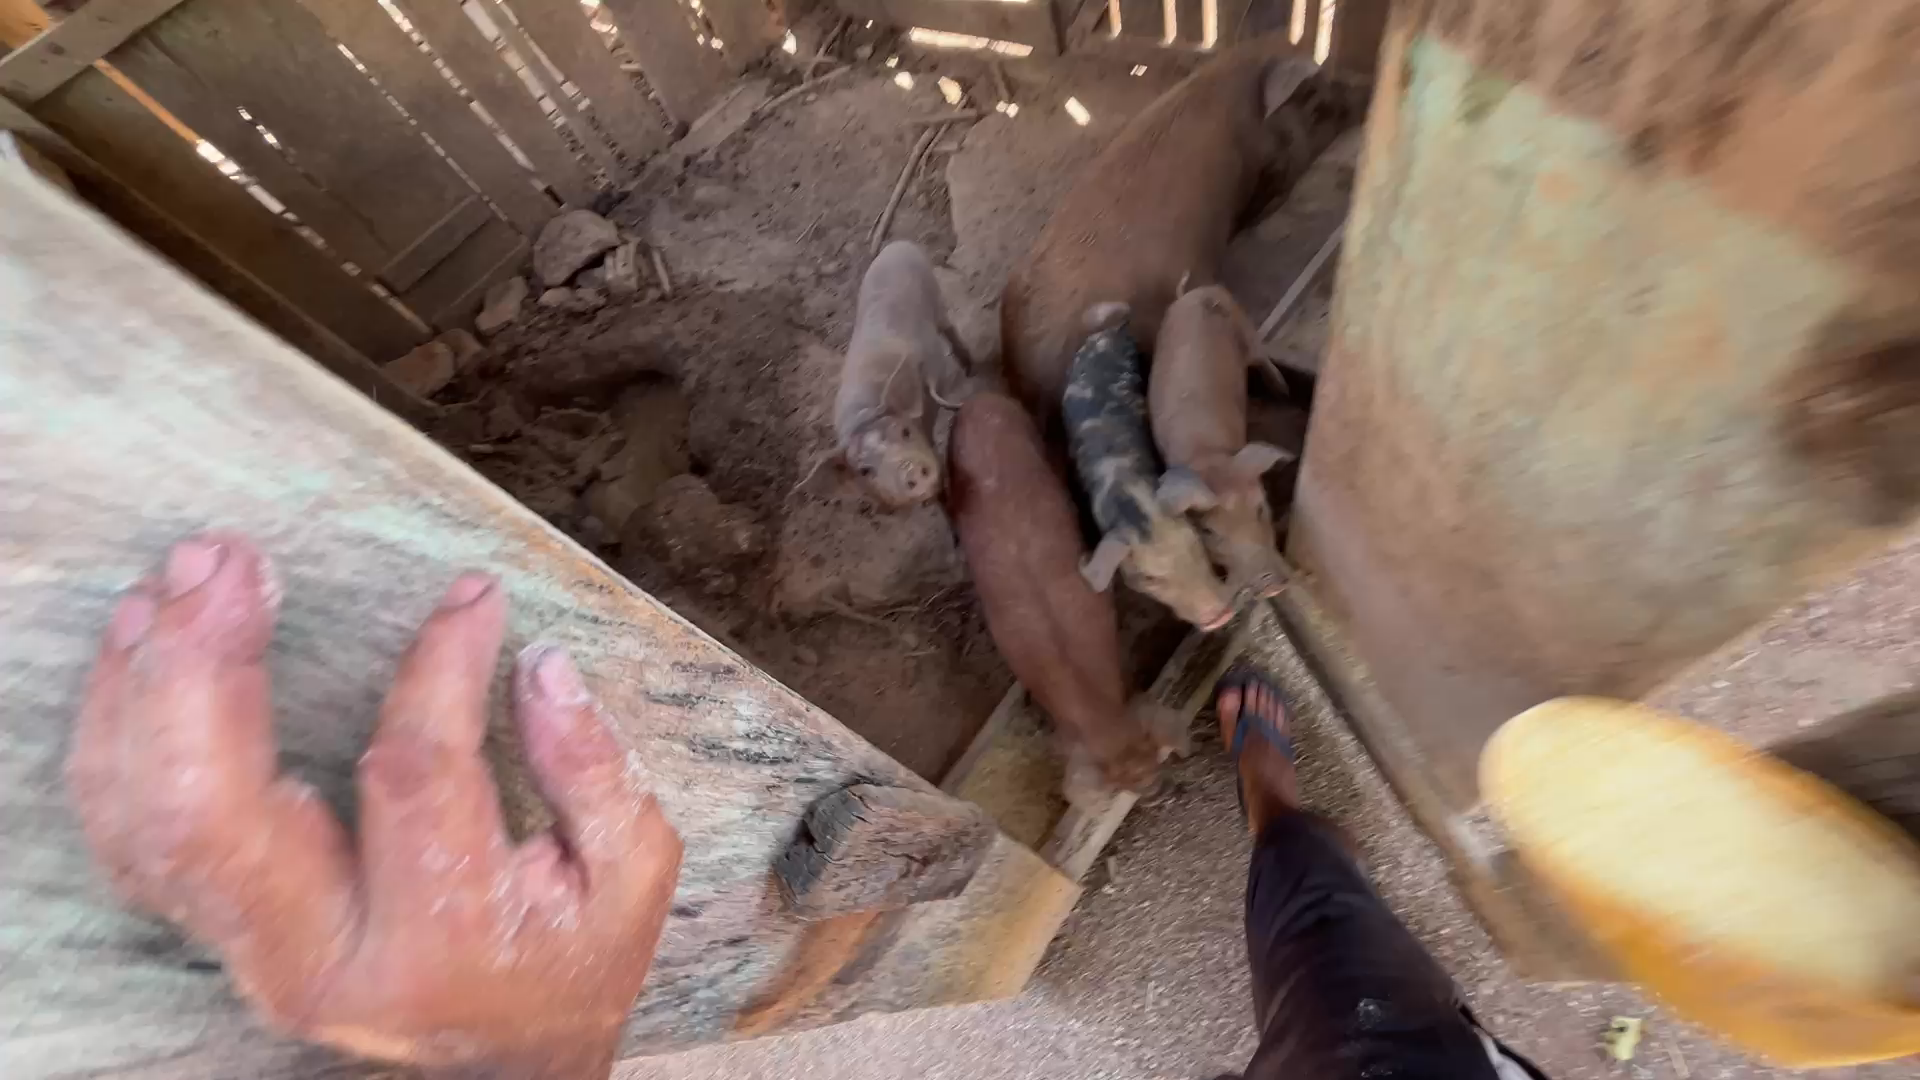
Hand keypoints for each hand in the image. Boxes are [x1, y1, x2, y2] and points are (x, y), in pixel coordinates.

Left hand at [67, 533, 682, 1077]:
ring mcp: (258, 953)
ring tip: (177, 582)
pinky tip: (146, 655)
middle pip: (216, 811)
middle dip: (206, 669)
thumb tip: (541, 665)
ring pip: (150, 824)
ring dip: (146, 689)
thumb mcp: (636, 865)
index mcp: (442, 933)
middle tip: (226, 562)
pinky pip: (145, 837)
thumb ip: (594, 767)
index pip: (417, 773)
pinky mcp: (236, 935)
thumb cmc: (587, 956)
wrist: (511, 1068)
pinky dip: (127, 738)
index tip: (476, 593)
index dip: (440, 666)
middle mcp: (321, 954)